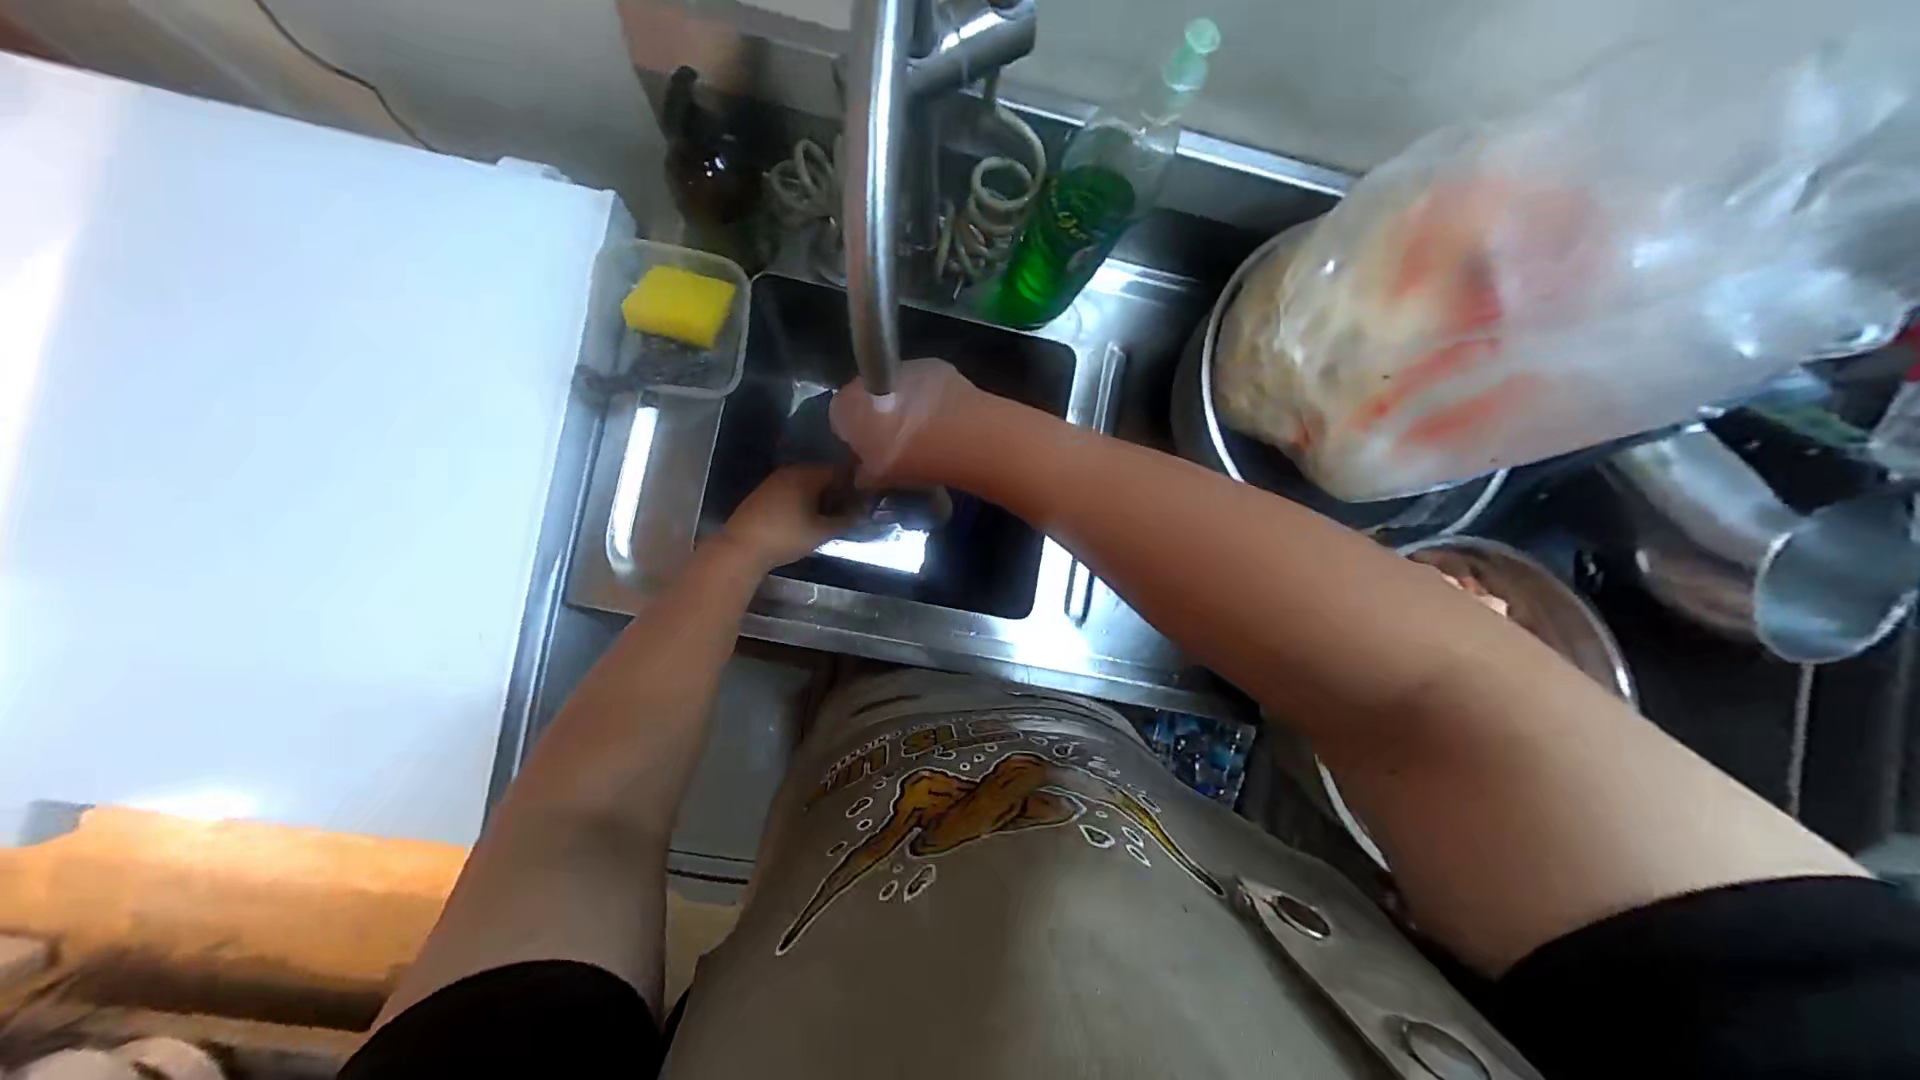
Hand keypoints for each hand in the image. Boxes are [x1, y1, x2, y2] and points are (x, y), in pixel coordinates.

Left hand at [717, 466, 858, 570]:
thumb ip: (844, 520)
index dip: (854, 483)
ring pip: (805, 483)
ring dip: (819, 495)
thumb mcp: (821, 532)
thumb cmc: (786, 536)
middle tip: (849, 508)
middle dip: (837, 489)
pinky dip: (803, 499)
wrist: (741, 548)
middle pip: (821, 475)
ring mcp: (773, 481)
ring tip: (830, 514)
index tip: (864, 498)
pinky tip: (806, 516)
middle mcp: (790, 471)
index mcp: (807, 475)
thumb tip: (862, 513)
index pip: (839, 471)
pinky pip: (791, 490)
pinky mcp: (762, 494)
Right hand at [829, 358, 989, 488]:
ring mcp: (902, 367)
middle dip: (876, 416)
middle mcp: (866, 379)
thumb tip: (862, 474)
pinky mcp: (935, 363)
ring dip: (904, 404)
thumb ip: (863, 475)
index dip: (852, 436)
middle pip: (865, 398)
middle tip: (894, 443)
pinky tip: (943, 418)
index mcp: (845, 406)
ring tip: (923, 432)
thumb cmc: (909, 459)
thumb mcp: (878, 479)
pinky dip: (929, 397)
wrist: (960, 434)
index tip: (867, 452)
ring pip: (895, 387)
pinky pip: (924, 383)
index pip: (838, 419)